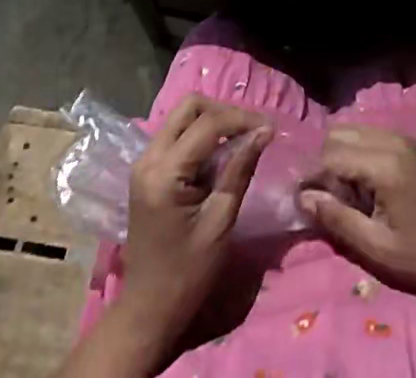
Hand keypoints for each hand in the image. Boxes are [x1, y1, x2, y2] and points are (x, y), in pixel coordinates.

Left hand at [119, 95, 273, 345]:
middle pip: (188, 107)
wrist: (148, 307)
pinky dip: (201, 136)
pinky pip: (176, 135)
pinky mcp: (147, 170)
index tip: (271, 128)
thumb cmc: (188, 273)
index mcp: (163, 172)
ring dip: (213, 122)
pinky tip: (223, 154)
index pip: (206, 124)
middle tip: (254, 131)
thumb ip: (239, 171)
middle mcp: (148, 157)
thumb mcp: (220, 222)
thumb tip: (263, 132)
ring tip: (243, 140)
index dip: (241, 119)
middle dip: (225, 112)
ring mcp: (144, 161)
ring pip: (181, 117)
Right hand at [299, 125, 415, 305]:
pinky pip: (370, 134)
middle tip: (329, 197)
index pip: (330, 156)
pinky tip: (365, 181)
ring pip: (352, 130)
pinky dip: (358, 151)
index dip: (313, 177)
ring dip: (341, 155)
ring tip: (347, 191)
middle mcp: (393, 141)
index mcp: (385, 166)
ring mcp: (404, 139)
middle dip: (325, 162)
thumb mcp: (379, 249)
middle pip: (338, 134)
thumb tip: (303, 198)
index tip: (306, 201)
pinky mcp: (411, 144)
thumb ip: (338, 220)